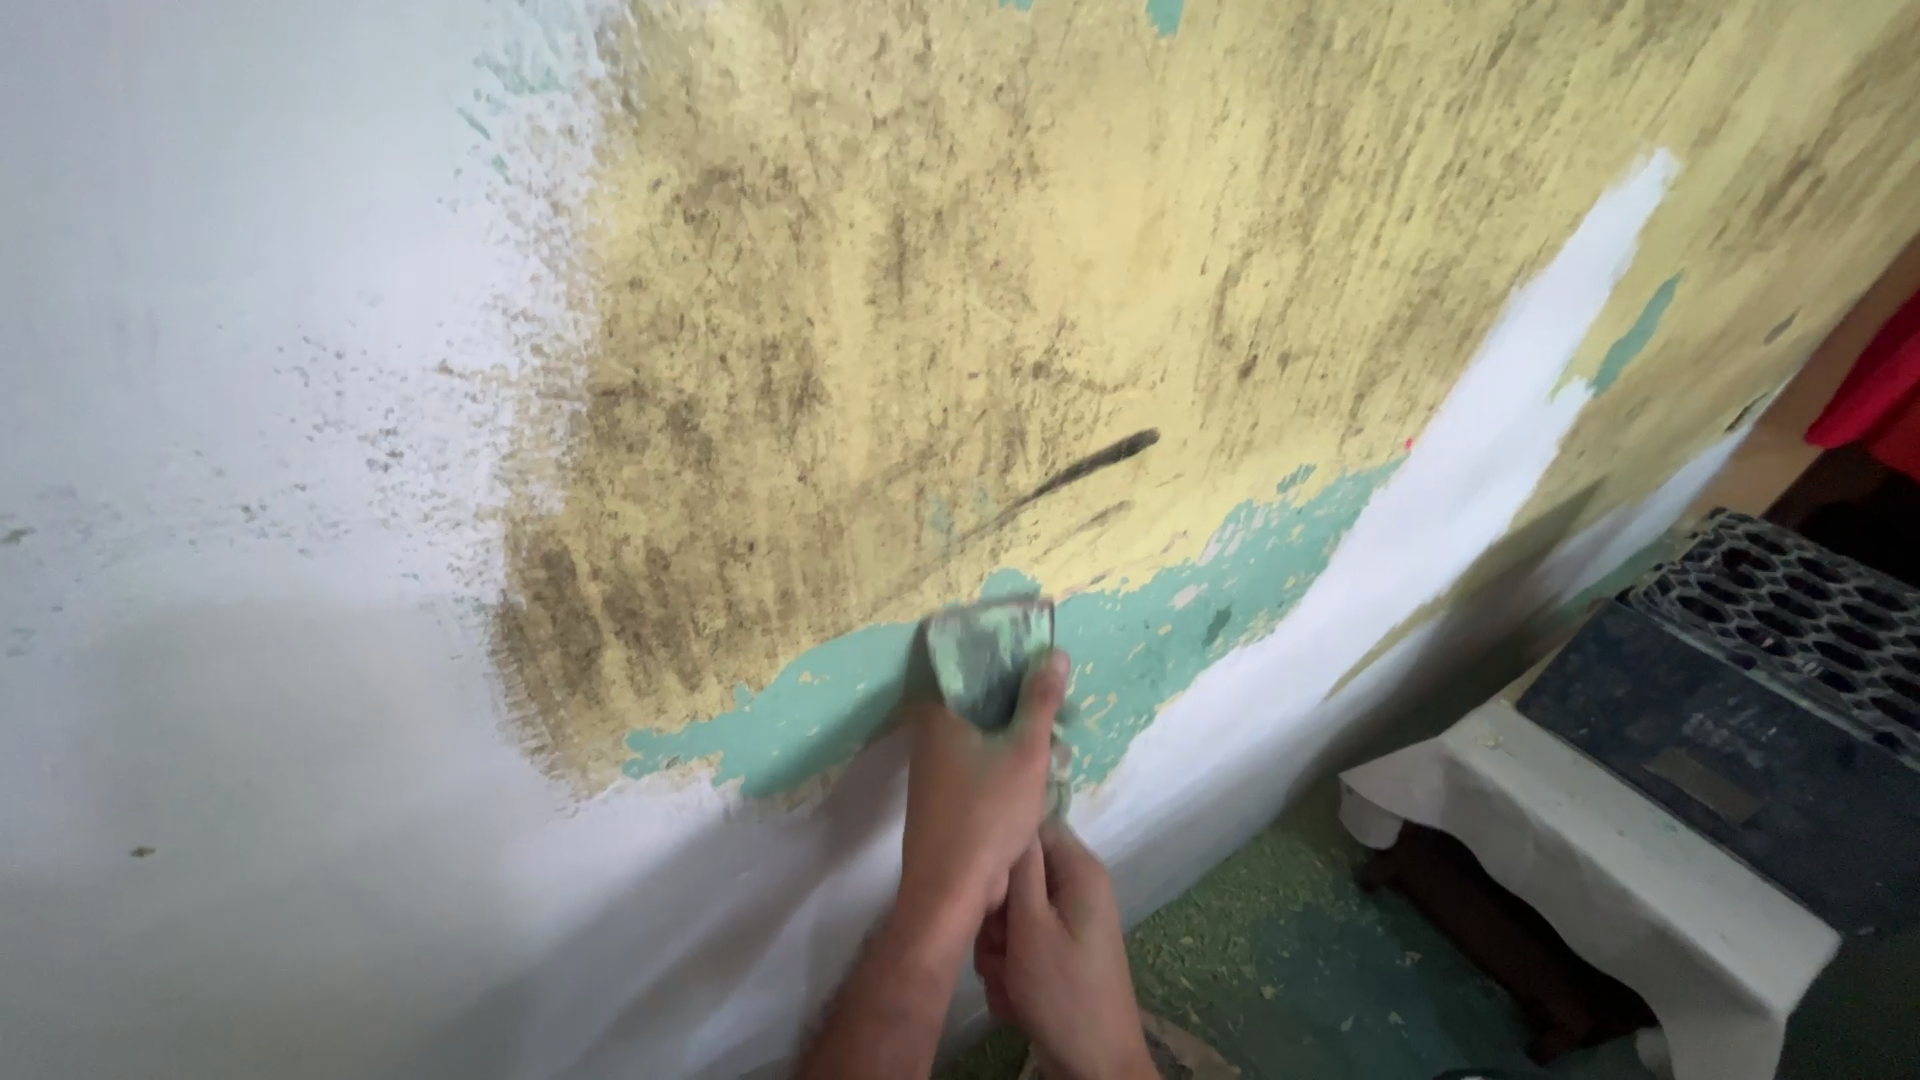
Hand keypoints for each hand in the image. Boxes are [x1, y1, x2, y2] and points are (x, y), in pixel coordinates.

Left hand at [897, 648, 1068, 923]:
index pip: (978, 669)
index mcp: (939, 712)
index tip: (1050, 675)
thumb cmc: (987, 813)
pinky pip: (986, 766)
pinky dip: (1013, 768)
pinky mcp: (950, 796)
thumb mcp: (1026, 751)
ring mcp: (939, 768)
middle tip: (1064, 726)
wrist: (950, 891)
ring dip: (1026, 745)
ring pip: (990, 739)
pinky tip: (1043, 781)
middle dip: (1029, 714)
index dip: (1017, 668)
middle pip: (988, 706)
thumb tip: (1056, 652)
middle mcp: (933, 735)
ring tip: (1061, 758)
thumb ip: (1041, 700)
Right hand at [974, 822, 1155, 1079]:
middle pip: (1016, 876)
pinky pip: (1019, 943)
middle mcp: (1076, 888)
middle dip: (997, 915)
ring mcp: (1067, 922)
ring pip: (1010, 913)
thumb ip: (1019, 869)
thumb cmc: (1064, 993)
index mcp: (1080, 870)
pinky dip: (1010, 969)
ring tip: (1009, 978)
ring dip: (998, 949)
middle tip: (1000, 945)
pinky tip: (1015, 997)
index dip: (1004, 852)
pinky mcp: (1057, 952)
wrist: (1094, 1070)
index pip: (1032, 828)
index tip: (988, 884)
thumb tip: (1013, 816)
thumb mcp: (1031, 926)